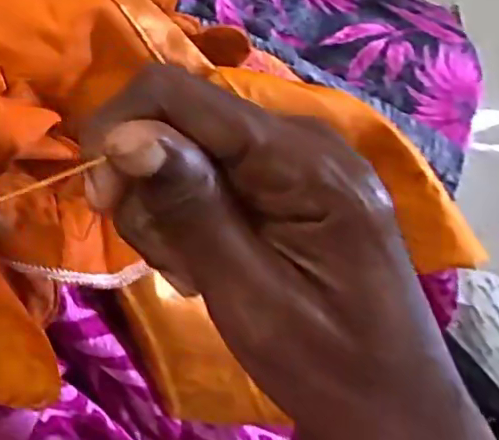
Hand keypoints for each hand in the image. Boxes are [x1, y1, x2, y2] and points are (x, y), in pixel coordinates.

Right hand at [78, 66, 490, 439]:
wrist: (397, 421)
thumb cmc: (330, 371)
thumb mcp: (251, 299)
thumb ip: (189, 207)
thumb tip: (122, 135)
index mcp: (305, 161)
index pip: (177, 91)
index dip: (120, 124)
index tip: (100, 193)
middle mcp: (298, 135)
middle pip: (171, 110)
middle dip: (137, 170)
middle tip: (141, 240)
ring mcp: (289, 149)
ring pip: (174, 134)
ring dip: (155, 196)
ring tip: (181, 263)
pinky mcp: (276, 169)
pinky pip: (196, 157)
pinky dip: (174, 201)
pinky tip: (195, 252)